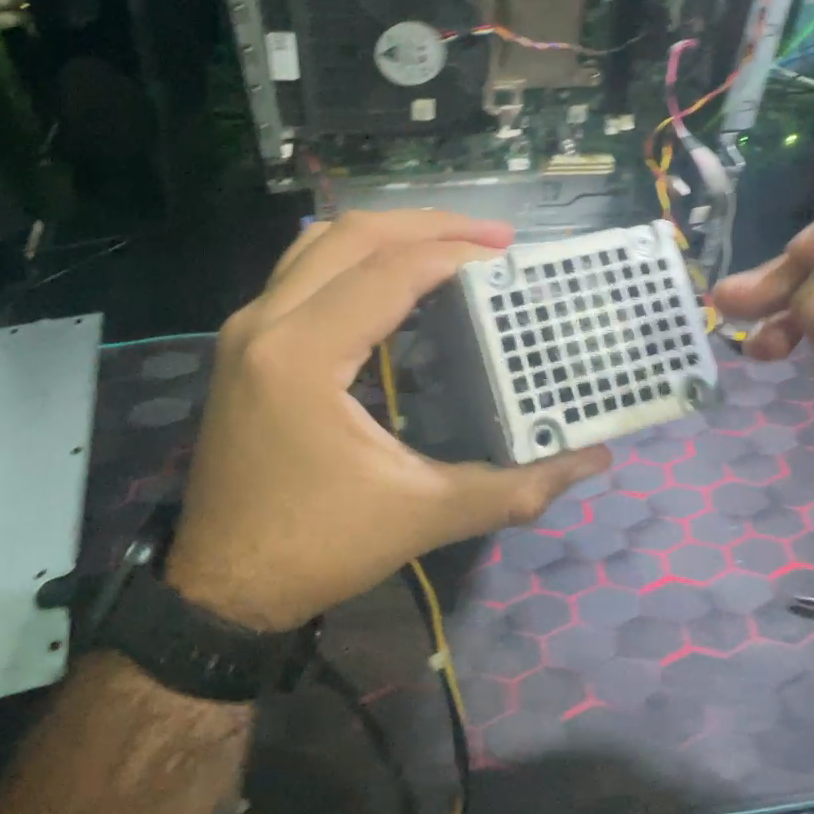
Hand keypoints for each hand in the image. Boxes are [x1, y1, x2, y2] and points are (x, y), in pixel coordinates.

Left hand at [166, 210, 610, 631]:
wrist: (220, 587)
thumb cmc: (314, 550)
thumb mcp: (420, 516)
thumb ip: (512, 487)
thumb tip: (593, 462)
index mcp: (301, 356)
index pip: (389, 272)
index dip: (455, 254)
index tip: (510, 257)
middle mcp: (264, 323)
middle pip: (352, 236)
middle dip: (429, 226)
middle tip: (495, 238)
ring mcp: (246, 329)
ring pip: (319, 243)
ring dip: (388, 234)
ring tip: (452, 246)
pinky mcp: (244, 345)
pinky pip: (302, 270)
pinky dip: (354, 258)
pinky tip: (397, 281)